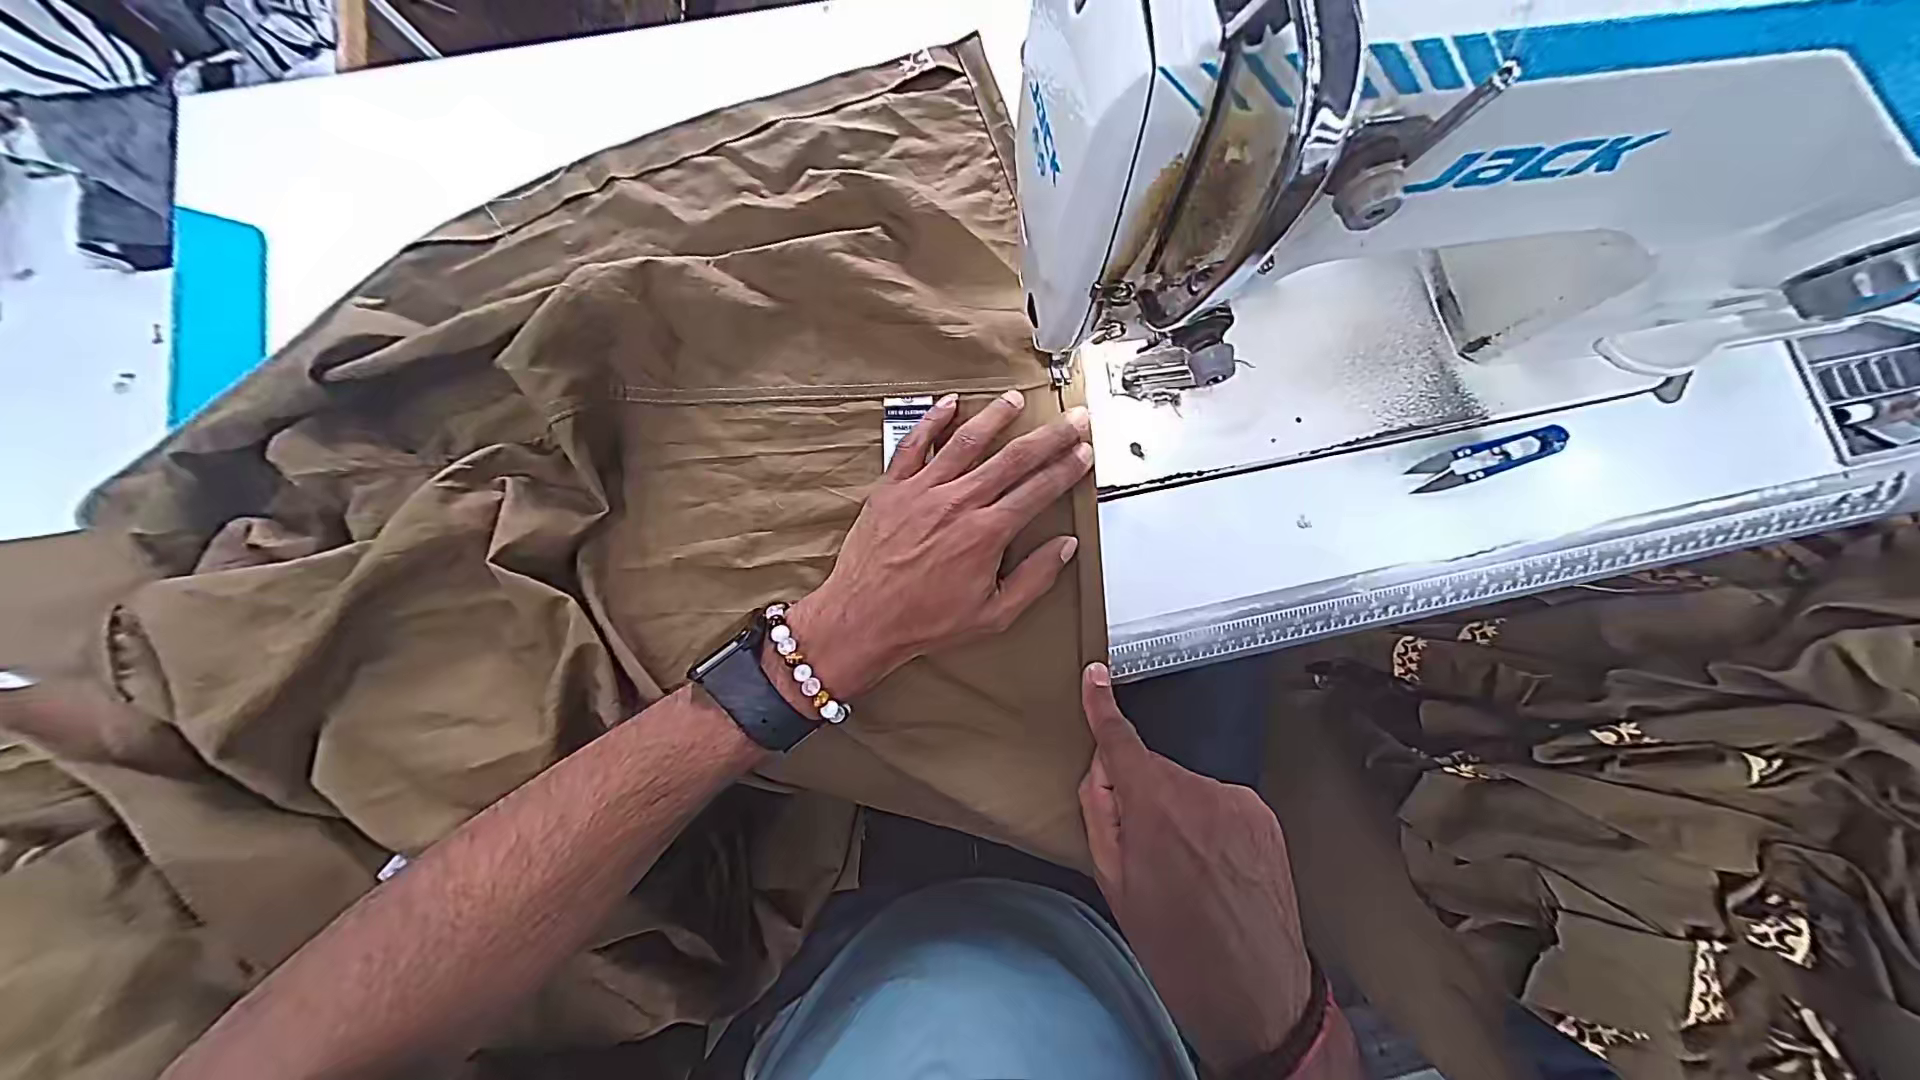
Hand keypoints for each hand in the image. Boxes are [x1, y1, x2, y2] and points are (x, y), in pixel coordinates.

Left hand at [774, 390, 1091, 702]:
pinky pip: (916, 444)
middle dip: (1050, 436)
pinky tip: (949, 404)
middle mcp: (957, 504)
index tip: (1082, 453)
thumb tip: (1062, 549)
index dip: (1066, 468)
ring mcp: (923, 491)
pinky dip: (933, 420)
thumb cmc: (922, 620)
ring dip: (997, 416)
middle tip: (1071, 419)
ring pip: (968, 441)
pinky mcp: (893, 488)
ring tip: (1016, 400)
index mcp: (985, 534)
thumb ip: (1034, 578)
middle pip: (1014, 457)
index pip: (1038, 489)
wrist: (864, 618)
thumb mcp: (992, 614)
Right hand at [1077, 663, 1314, 1073]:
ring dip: (1178, 810)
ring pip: (1186, 784)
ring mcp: (1237, 800)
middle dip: (1141, 792)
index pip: (1120, 739)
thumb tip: (1100, 768)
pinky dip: (1208, 820)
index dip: (1101, 705)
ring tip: (1188, 866)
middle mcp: (1200, 791)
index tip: (1095, 675)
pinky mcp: (1262, 814)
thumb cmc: (1175, 947)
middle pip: (1152, 767)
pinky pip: (1218, 799)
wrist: (1258, 996)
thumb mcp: (1113, 882)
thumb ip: (1100, 812)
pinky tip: (1216, 864)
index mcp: (1154, 806)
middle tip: (1146, 847)